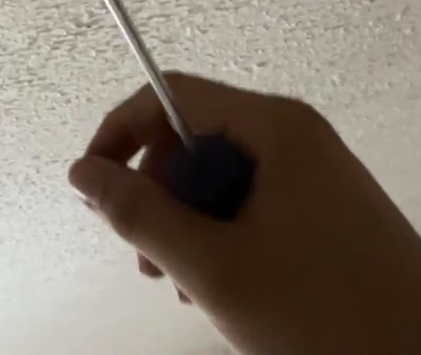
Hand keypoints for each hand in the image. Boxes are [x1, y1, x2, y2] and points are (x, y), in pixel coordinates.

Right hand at [69, 74, 420, 354]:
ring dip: (186, 222)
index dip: (120, 131)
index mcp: (276, 128)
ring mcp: (318, 173)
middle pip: (193, 137)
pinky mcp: (330, 211)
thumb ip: (139, 214)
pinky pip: (254, 201)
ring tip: (181, 282)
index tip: (94, 181)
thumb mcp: (215, 269)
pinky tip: (222, 286)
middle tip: (142, 252)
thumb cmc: (336, 325)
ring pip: (221, 176)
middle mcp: (297, 136)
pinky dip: (224, 235)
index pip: (170, 95)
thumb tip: (84, 173)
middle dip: (156, 191)